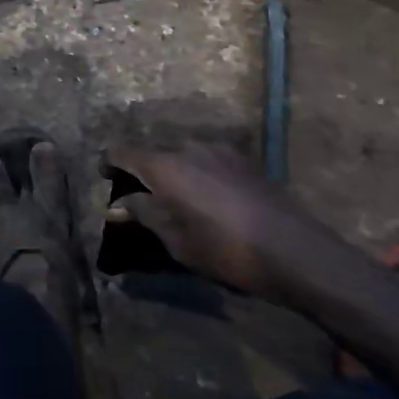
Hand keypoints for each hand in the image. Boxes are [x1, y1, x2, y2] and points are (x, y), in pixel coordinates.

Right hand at [104, 144, 364, 303]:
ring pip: (182, 156)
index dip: (109, 162)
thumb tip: (115, 206)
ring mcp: (218, 150)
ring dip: (172, 173)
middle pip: (154, 153)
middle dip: (142, 172)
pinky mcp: (241, 160)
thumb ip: (144, 215)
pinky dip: (196, 174)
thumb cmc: (226, 250)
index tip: (104, 178)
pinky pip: (205, 160)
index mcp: (166, 166)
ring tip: (175, 202)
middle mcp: (188, 147)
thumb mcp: (177, 241)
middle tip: (140, 200)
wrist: (294, 249)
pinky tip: (207, 201)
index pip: (124, 152)